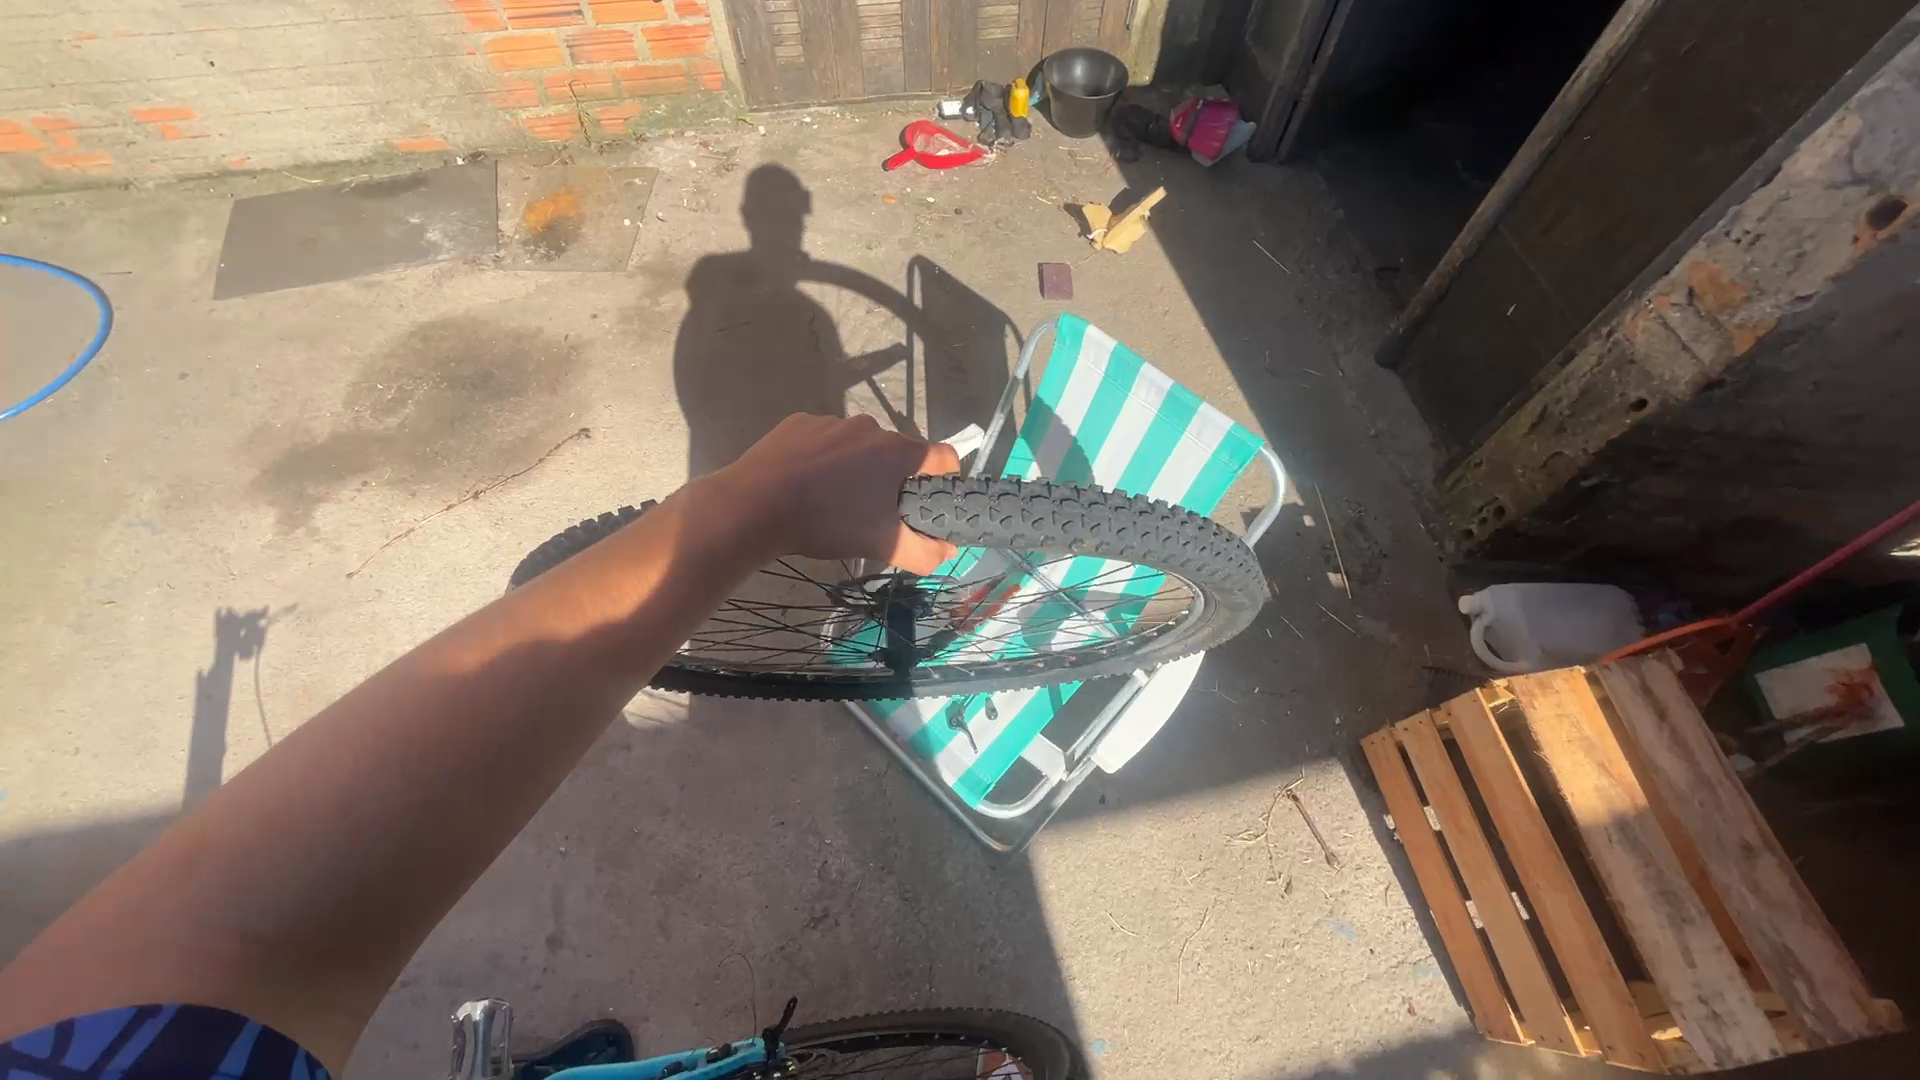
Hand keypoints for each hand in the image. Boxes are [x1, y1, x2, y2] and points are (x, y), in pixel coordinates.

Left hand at [714, 413, 960, 573]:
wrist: (756, 504)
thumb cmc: (829, 522)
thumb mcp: (883, 544)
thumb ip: (924, 552)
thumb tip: (949, 553)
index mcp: (896, 452)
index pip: (942, 456)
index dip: (944, 479)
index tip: (930, 501)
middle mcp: (869, 427)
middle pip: (897, 452)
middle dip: (893, 478)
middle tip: (874, 510)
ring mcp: (831, 421)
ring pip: (858, 445)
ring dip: (856, 467)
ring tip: (833, 499)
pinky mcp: (798, 423)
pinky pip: (823, 440)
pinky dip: (823, 458)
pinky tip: (804, 483)